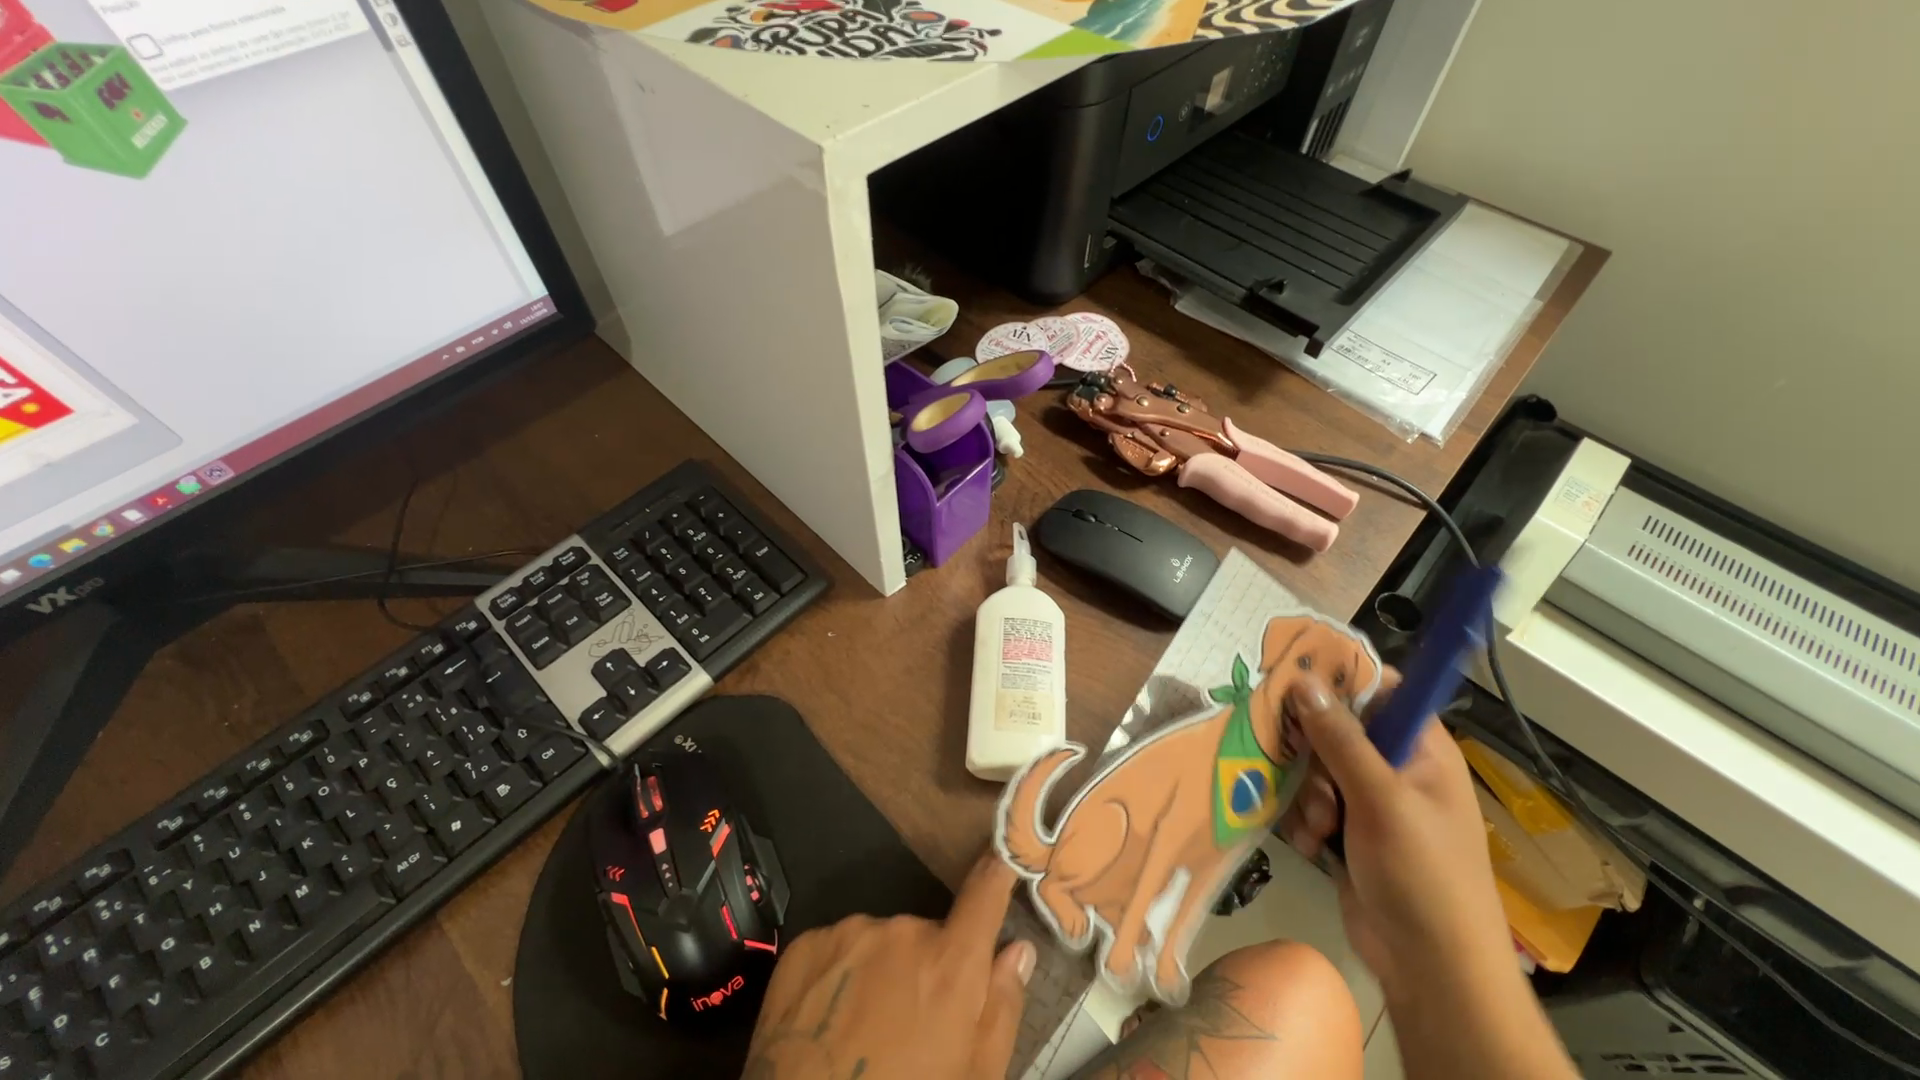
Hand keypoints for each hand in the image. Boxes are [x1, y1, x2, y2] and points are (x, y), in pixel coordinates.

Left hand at [742, 855, 1035, 1079]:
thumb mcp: (974, 1074)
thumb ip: (1002, 1006)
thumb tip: (1017, 951)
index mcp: (949, 964)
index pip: (985, 893)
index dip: (998, 870)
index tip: (1003, 853)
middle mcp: (902, 932)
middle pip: (927, 934)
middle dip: (926, 965)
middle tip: (911, 1017)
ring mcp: (850, 933)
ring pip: (881, 942)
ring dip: (880, 970)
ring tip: (864, 1024)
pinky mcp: (808, 943)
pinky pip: (839, 948)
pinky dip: (840, 975)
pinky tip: (831, 1016)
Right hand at [1277, 672, 1511, 998]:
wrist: (1428, 965)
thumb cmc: (1420, 874)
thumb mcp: (1379, 797)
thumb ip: (1339, 737)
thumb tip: (1305, 679)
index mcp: (1422, 749)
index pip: (1381, 691)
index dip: (1341, 684)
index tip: (1296, 686)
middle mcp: (1397, 768)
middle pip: (1338, 729)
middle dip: (1315, 756)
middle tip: (1315, 781)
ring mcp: (1373, 802)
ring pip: (1318, 769)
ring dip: (1308, 796)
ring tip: (1320, 827)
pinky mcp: (1351, 833)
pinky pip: (1314, 805)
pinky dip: (1306, 823)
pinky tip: (1311, 846)